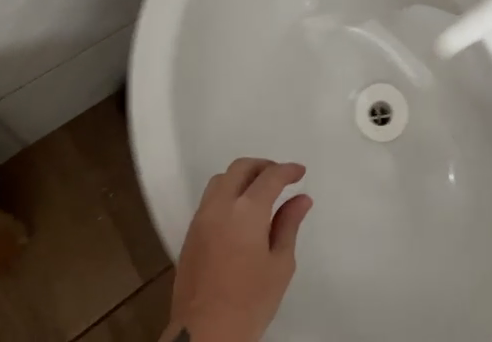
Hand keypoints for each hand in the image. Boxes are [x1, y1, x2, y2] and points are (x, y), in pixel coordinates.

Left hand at [163, 158, 312, 341]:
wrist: (204, 334)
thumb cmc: (250, 302)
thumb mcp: (280, 265)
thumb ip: (289, 225)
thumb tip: (301, 199)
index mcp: (246, 211)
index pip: (270, 177)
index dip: (287, 170)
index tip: (300, 173)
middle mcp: (220, 206)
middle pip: (240, 168)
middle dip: (263, 166)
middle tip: (281, 177)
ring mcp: (201, 219)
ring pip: (220, 180)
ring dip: (241, 177)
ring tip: (260, 192)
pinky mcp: (190, 234)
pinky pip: (209, 199)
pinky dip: (227, 193)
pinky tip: (240, 213)